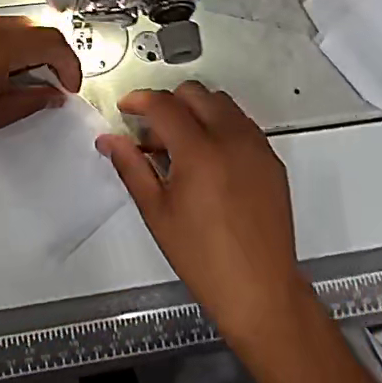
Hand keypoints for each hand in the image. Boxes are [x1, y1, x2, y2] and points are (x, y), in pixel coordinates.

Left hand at [0, 14, 80, 189]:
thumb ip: (29, 101)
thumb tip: (51, 95)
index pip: (52, 41)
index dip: (70, 65)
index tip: (70, 88)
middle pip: (37, 29)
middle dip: (54, 55)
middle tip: (57, 86)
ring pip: (17, 29)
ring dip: (33, 51)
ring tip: (32, 85)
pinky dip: (12, 49)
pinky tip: (6, 76)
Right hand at [97, 83, 307, 337]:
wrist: (259, 289)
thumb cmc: (204, 258)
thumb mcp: (156, 212)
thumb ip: (131, 167)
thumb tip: (110, 140)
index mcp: (200, 152)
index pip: (163, 104)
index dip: (139, 101)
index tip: (127, 108)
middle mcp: (232, 139)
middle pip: (194, 93)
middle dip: (168, 102)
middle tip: (152, 131)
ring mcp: (256, 147)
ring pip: (221, 103)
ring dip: (195, 111)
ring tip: (180, 146)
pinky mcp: (271, 159)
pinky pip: (242, 124)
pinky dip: (220, 125)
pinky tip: (208, 158)